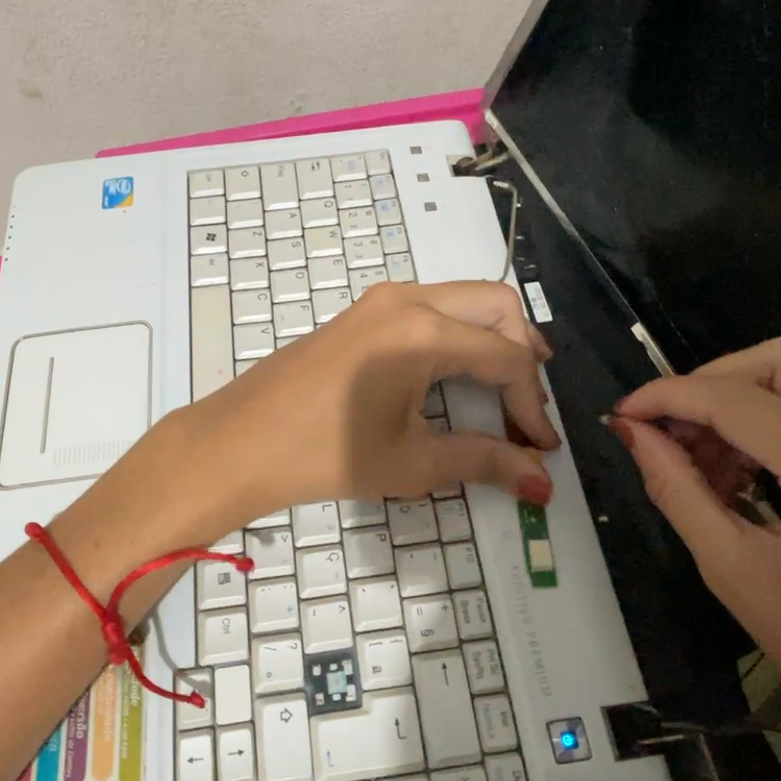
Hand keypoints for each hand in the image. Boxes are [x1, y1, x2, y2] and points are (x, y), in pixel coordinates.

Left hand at [142, 280, 560, 540]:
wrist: (238, 442)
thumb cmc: (323, 456)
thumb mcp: (410, 462)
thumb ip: (483, 462)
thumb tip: (540, 481)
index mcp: (423, 332)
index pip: (505, 357)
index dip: (532, 403)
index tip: (542, 448)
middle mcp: (407, 299)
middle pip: (495, 305)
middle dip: (524, 352)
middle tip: (531, 406)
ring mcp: (381, 300)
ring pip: (464, 299)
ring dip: (493, 338)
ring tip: (506, 392)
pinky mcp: (364, 312)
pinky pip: (432, 306)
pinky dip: (460, 333)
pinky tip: (460, 375)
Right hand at [609, 337, 780, 742]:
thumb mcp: (733, 573)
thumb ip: (676, 488)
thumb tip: (631, 430)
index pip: (745, 404)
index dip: (673, 395)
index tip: (628, 411)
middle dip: (712, 380)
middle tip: (672, 426)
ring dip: (744, 400)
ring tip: (708, 458)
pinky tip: (752, 466)